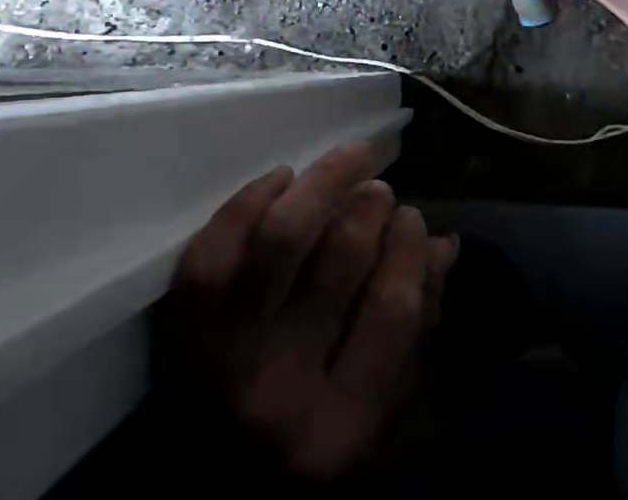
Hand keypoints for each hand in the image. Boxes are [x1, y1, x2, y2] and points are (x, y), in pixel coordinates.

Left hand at [175, 142, 457, 479]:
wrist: (200, 479)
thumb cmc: (303, 435)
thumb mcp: (375, 405)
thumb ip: (413, 329)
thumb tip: (442, 244)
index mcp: (342, 422)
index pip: (390, 311)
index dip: (407, 249)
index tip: (414, 217)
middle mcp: (281, 385)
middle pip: (338, 264)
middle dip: (369, 209)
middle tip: (379, 187)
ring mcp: (226, 347)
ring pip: (282, 238)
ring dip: (324, 184)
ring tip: (350, 160)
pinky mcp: (185, 319)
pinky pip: (220, 242)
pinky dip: (252, 197)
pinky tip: (283, 177)